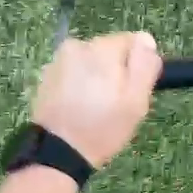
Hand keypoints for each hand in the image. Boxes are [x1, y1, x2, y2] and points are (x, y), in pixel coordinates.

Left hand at [32, 32, 161, 167]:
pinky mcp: (46, 78)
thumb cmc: (102, 128)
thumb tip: (146, 39)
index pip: (131, 42)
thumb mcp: (136, 100)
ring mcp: (57, 61)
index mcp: (101, 47)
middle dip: (115, 73)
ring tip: (95, 109)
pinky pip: (73, 75)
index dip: (136, 67)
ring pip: (90, 64)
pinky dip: (78, 87)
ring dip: (96, 80)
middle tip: (114, 105)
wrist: (58, 152)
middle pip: (108, 52)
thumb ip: (144, 65)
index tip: (131, 92)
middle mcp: (76, 45)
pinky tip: (78, 109)